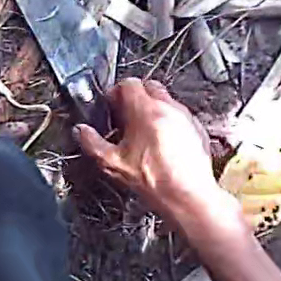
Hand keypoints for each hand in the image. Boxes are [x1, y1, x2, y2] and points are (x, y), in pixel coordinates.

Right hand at [76, 79, 242, 232]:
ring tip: (141, 132)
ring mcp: (186, 118)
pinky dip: (168, 122)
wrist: (188, 196)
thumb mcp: (112, 163)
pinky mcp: (197, 129)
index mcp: (145, 111)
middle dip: (134, 98)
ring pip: (165, 100)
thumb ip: (92, 143)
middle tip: (124, 116)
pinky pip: (179, 116)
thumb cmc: (154, 181)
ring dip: (151, 109)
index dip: (115, 93)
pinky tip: (159, 143)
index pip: (129, 84)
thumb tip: (82, 131)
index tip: (111, 106)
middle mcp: (169, 108)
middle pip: (149, 87)